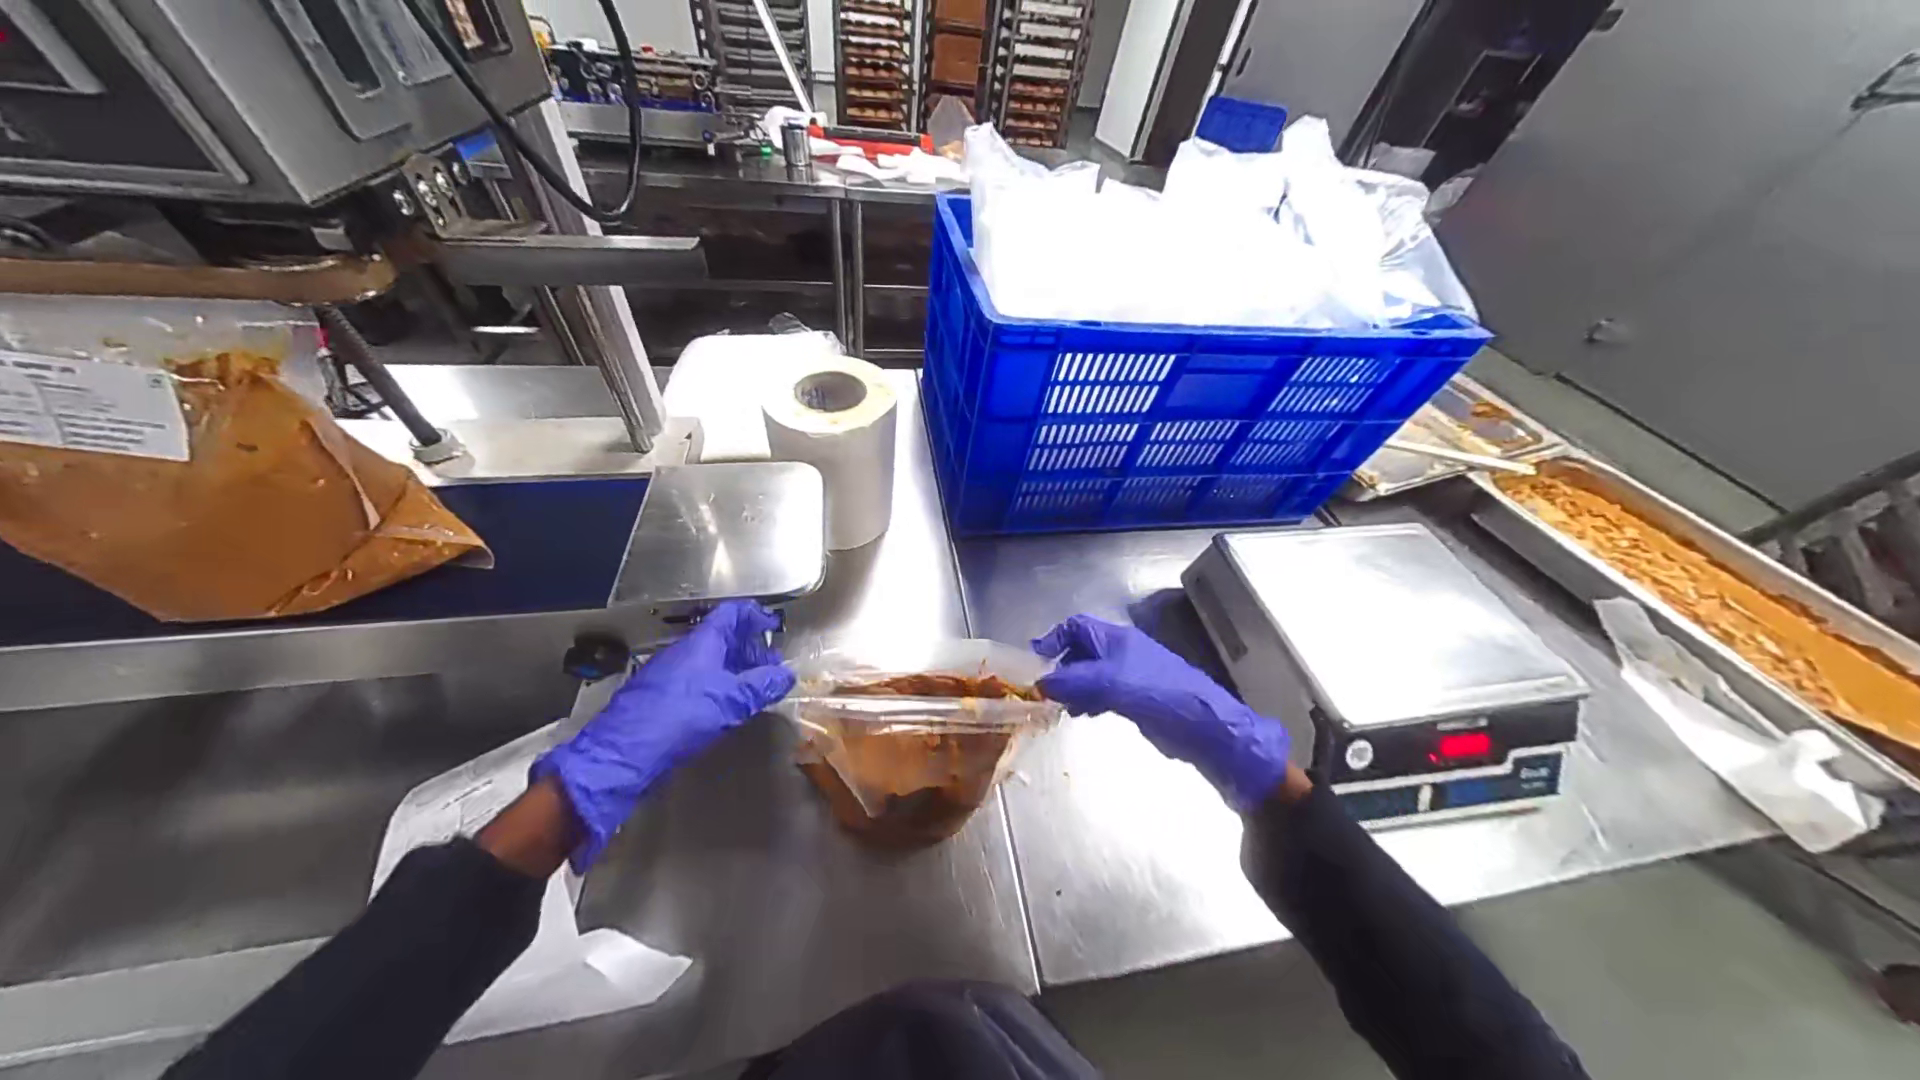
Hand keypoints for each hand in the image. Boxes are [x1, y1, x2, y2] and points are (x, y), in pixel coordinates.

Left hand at [531, 600, 795, 870]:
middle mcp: (684, 653)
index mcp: (701, 643)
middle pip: (722, 637)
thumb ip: (760, 686)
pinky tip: (727, 706)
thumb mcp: (730, 701)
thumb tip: (786, 675)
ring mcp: (669, 675)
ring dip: (734, 669)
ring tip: (755, 685)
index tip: (773, 626)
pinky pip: (698, 681)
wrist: (621, 755)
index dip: (755, 615)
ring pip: (709, 661)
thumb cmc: (679, 717)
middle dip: (749, 647)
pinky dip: (718, 686)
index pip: (731, 614)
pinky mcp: (661, 698)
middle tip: (771, 663)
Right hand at [1033, 614, 1291, 809]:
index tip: (1035, 660)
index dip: (1054, 639)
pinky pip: (1103, 691)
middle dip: (1061, 666)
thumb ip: (1072, 682)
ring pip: (1091, 673)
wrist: (1203, 725)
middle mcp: (1121, 651)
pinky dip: (1088, 699)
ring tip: (1060, 705)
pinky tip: (1082, 713)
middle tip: (1044, 688)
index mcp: (1115, 639)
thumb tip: (1041, 684)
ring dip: (1073, 686)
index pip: (1076, 626)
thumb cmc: (1156, 694)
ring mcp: (1130, 674)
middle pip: (1082, 649)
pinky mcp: (1137, 696)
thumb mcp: (1108, 684)